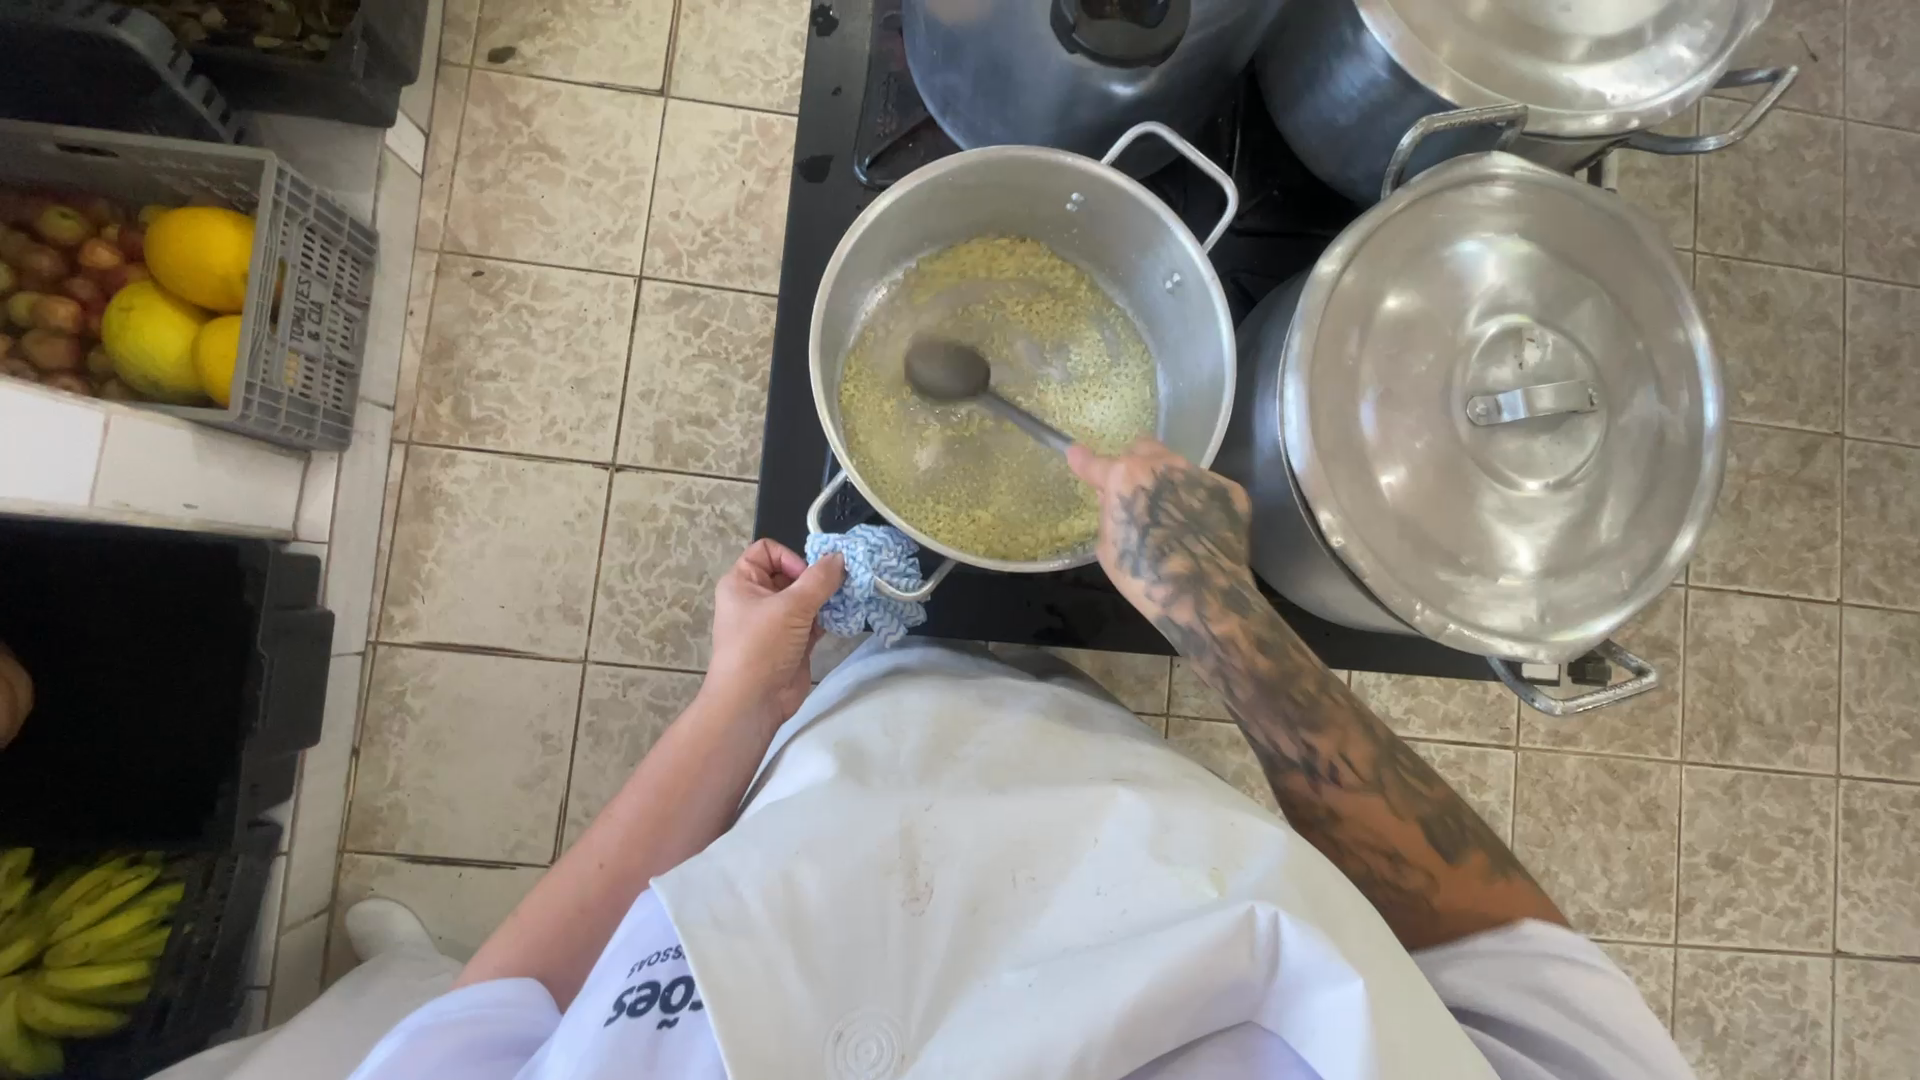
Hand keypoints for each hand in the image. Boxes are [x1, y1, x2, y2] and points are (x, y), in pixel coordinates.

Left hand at [703, 540, 844, 733]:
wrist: (754, 702)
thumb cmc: (762, 646)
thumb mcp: (791, 607)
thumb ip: (820, 579)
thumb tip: (840, 557)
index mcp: (743, 582)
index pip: (767, 551)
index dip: (790, 558)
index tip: (807, 577)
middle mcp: (757, 598)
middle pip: (791, 573)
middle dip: (815, 578)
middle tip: (838, 587)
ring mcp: (775, 621)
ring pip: (805, 598)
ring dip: (825, 599)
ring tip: (845, 602)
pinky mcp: (792, 641)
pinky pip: (813, 620)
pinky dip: (828, 618)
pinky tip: (844, 619)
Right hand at [1066, 438, 1257, 626]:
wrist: (1205, 595)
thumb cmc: (1143, 576)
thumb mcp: (1108, 547)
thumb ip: (1108, 511)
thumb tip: (1110, 494)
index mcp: (1124, 477)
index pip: (1096, 463)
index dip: (1083, 461)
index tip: (1075, 454)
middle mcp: (1163, 464)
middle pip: (1143, 449)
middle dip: (1135, 465)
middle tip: (1136, 494)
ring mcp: (1200, 474)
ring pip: (1177, 466)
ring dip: (1168, 483)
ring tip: (1173, 519)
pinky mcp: (1230, 489)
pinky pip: (1205, 487)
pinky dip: (1197, 501)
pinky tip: (1199, 529)